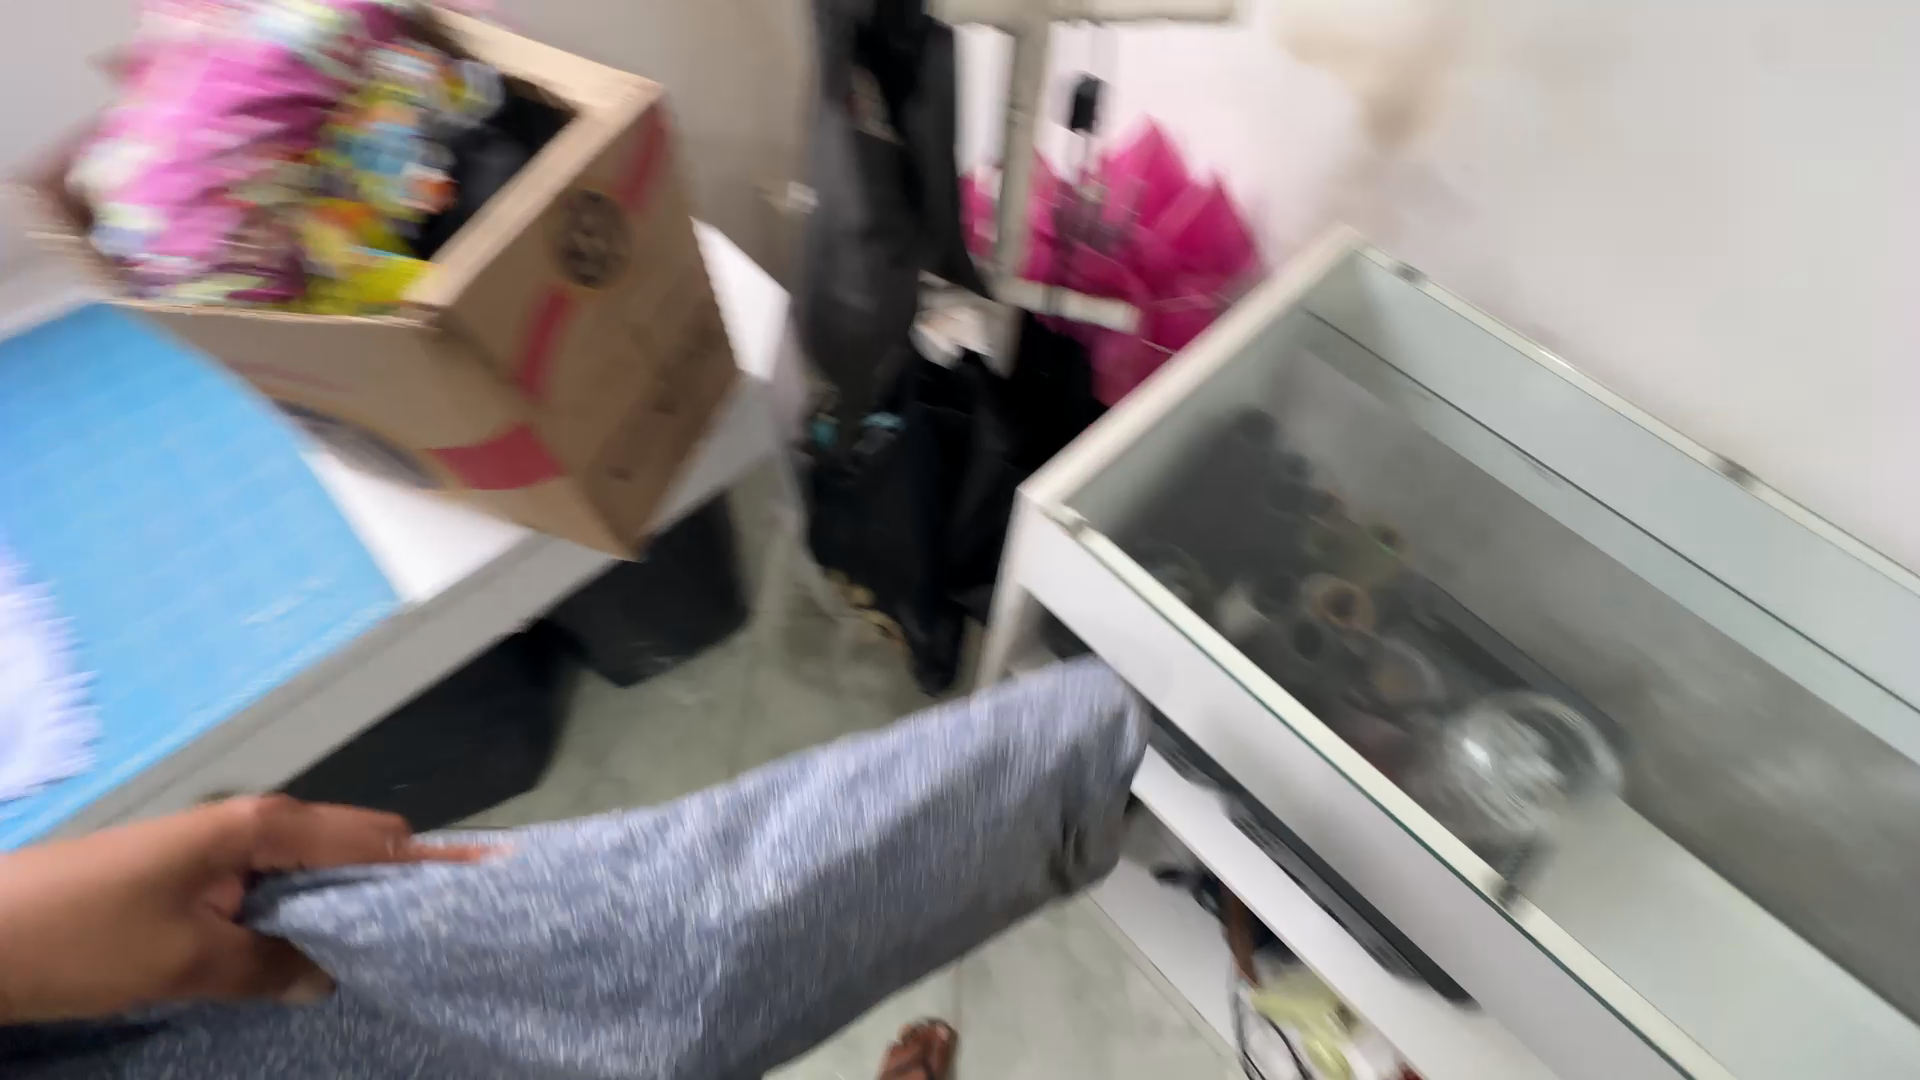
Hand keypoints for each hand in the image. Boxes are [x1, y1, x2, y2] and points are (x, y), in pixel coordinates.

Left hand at [0, 795, 491, 1022]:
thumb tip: (330, 979)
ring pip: (322, 857)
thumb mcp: (177, 963)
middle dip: (398, 873)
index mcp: (268, 827)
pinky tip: (311, 931)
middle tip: (432, 915)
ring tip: (382, 929)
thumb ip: (267, 966)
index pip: (374, 837)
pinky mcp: (206, 861)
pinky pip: (284, 873)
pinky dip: (311, 898)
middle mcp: (262, 820)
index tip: (484, 865)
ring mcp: (232, 838)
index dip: (429, 856)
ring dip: (352, 889)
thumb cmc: (76, 935)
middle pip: (358, 839)